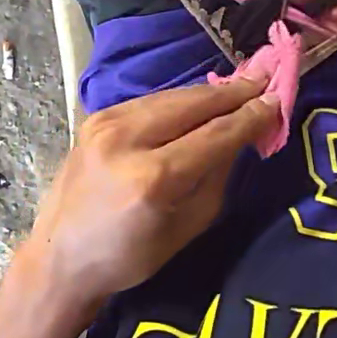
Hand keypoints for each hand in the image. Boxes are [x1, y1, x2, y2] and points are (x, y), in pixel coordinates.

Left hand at [13, 77, 278, 313]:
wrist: (60, 255)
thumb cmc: (129, 256)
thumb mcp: (188, 227)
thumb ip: (217, 176)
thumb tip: (240, 136)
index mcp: (153, 177)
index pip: (215, 135)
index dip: (250, 117)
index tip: (276, 102)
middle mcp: (127, 139)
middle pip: (193, 103)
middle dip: (232, 92)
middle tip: (264, 81)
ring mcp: (106, 122)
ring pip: (171, 95)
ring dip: (208, 92)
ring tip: (240, 85)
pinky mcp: (96, 116)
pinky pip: (150, 100)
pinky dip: (179, 99)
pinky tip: (200, 99)